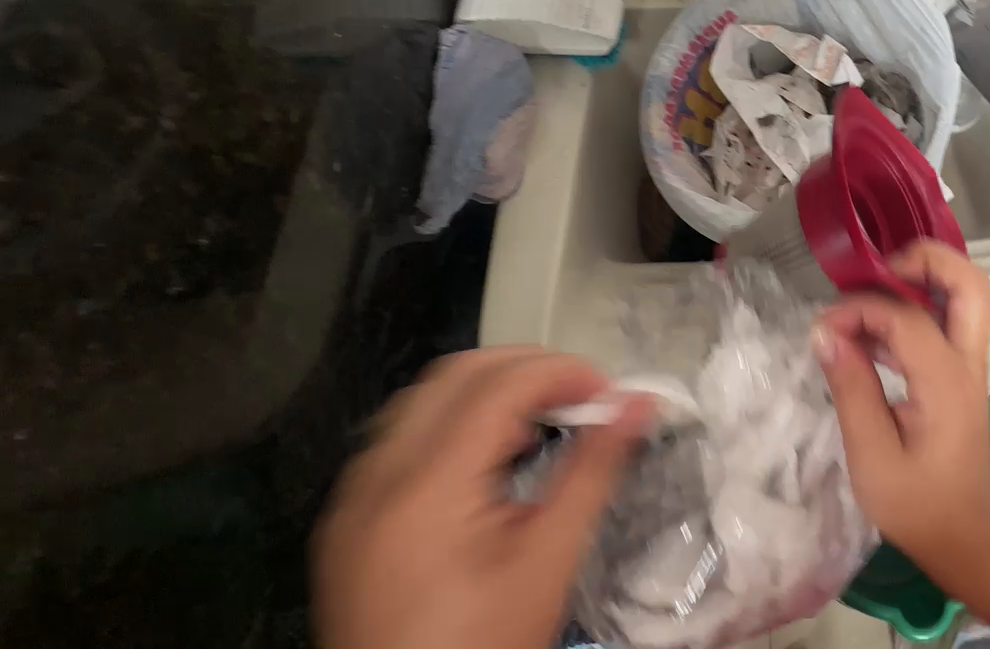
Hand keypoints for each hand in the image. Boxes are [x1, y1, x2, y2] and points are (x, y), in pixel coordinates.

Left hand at [313, 346, 654, 648]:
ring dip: (492, 388)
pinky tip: (494, 455)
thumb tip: (640, 402)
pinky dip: (457, 419)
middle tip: (581, 398)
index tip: (611, 396)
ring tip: (545, 420)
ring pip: (426, 396)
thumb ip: (595, 468)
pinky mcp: (350, 518)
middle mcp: (379, 476)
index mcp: (428, 487)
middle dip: (529, 368)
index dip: (564, 372)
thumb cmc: (486, 642)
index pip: (501, 384)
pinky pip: (404, 435)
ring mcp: (355, 497)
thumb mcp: (551, 558)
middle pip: (457, 372)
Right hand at [812, 241, 989, 564]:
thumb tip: (825, 332)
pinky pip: (944, 316)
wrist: (964, 530)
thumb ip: (852, 388)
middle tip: (874, 273)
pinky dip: (912, 306)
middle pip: (967, 280)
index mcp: (946, 381)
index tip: (823, 328)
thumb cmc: (917, 502)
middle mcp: (967, 358)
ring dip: (918, 278)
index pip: (906, 318)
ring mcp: (968, 360)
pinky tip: (871, 332)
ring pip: (962, 292)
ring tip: (865, 297)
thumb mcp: (872, 456)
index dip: (860, 310)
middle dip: (923, 260)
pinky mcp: (958, 367)